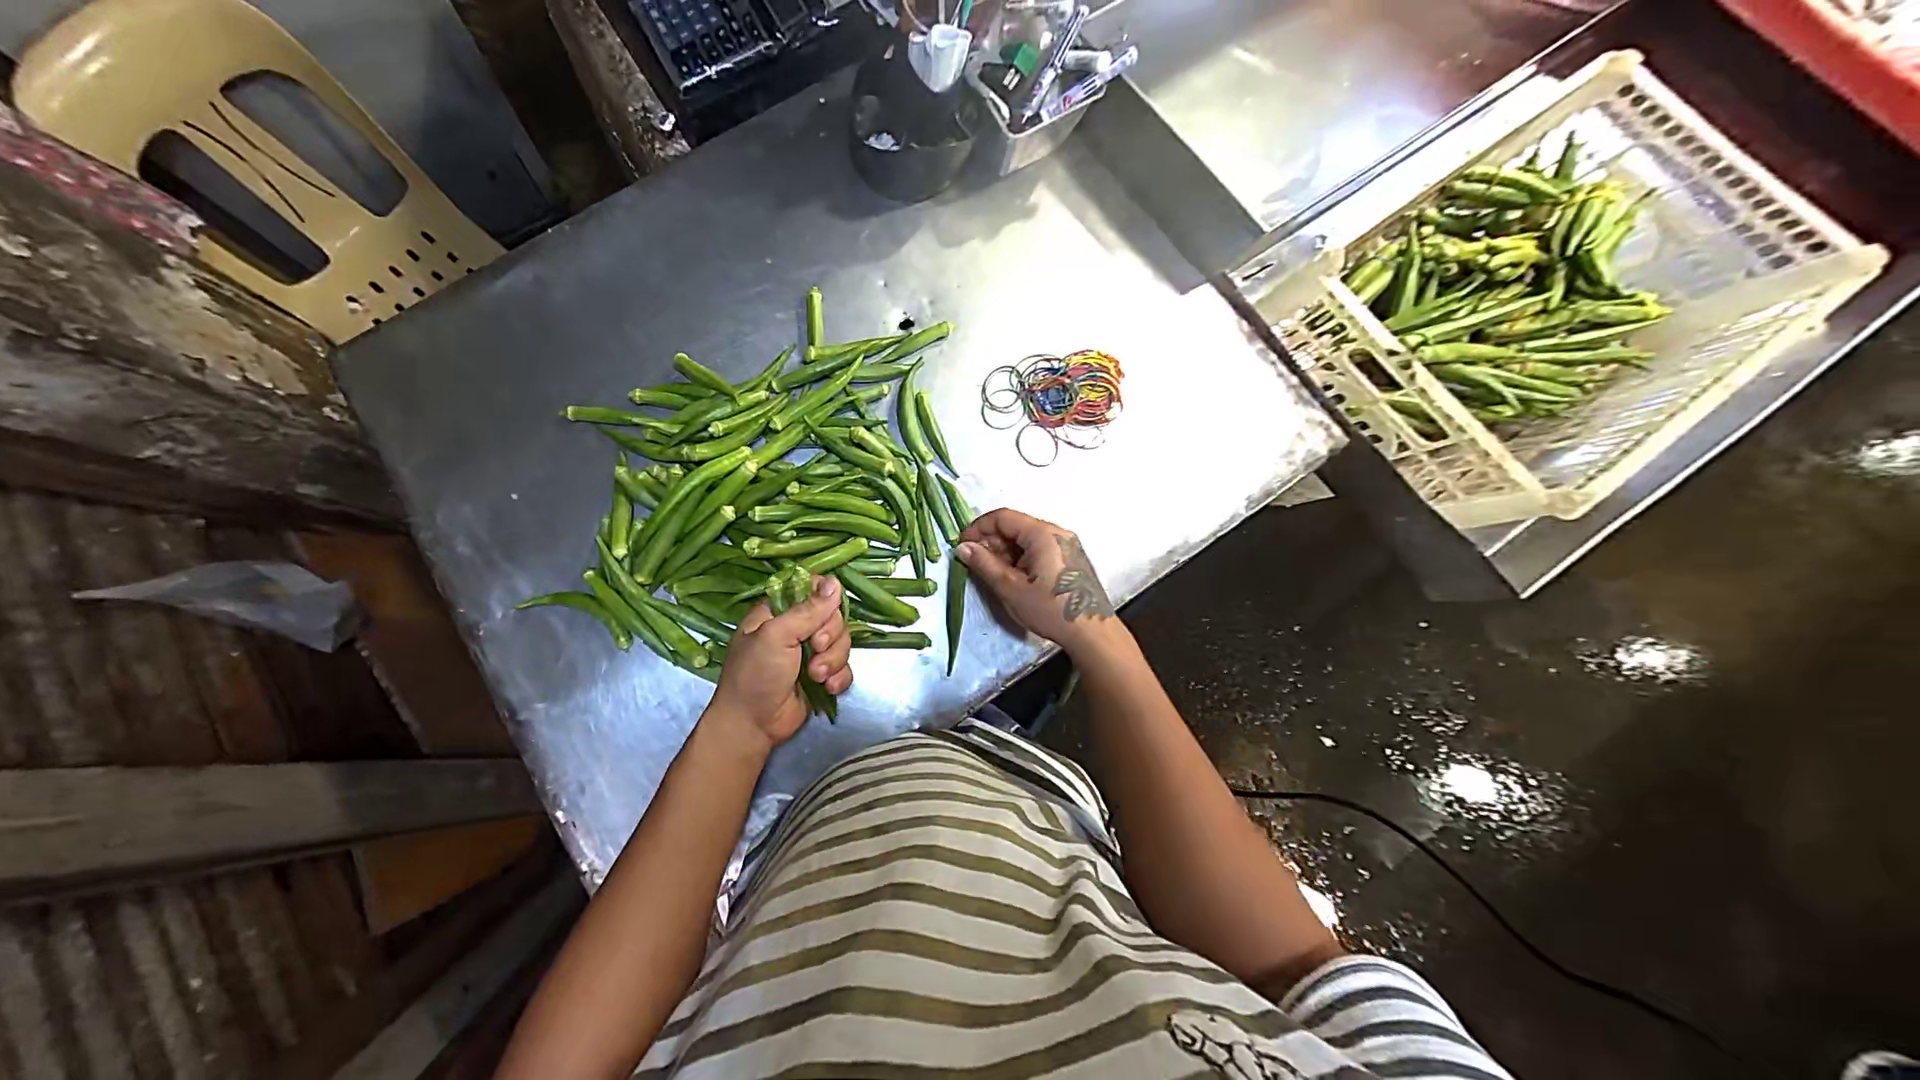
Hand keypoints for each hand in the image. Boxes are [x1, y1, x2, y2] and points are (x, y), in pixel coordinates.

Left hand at [704, 574, 851, 750]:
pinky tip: (827, 688)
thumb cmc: (755, 675)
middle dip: (830, 636)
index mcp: (778, 611)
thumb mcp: (776, 636)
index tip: (825, 611)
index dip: (825, 598)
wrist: (753, 725)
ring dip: (833, 660)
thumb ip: (807, 610)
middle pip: (833, 616)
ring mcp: (810, 653)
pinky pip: (845, 667)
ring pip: (842, 642)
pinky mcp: (822, 676)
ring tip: (816, 676)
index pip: (811, 588)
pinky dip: (839, 677)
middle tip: (815, 648)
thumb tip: (834, 582)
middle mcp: (795, 628)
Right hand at [956, 509, 1122, 655]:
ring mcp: (1067, 546)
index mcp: (1043, 533)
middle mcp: (1057, 533)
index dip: (978, 528)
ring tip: (994, 574)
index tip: (963, 545)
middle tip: (976, 562)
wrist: (1091, 633)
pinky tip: (1015, 579)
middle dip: (992, 542)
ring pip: (1027, 540)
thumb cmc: (1051, 610)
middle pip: (1016, 526)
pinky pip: (1040, 550)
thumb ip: (984, 564)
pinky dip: (1022, 559)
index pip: (1003, 517)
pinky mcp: (1071, 561)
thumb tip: (964, 548)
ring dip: (1006, 552)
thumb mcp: (1010, 588)